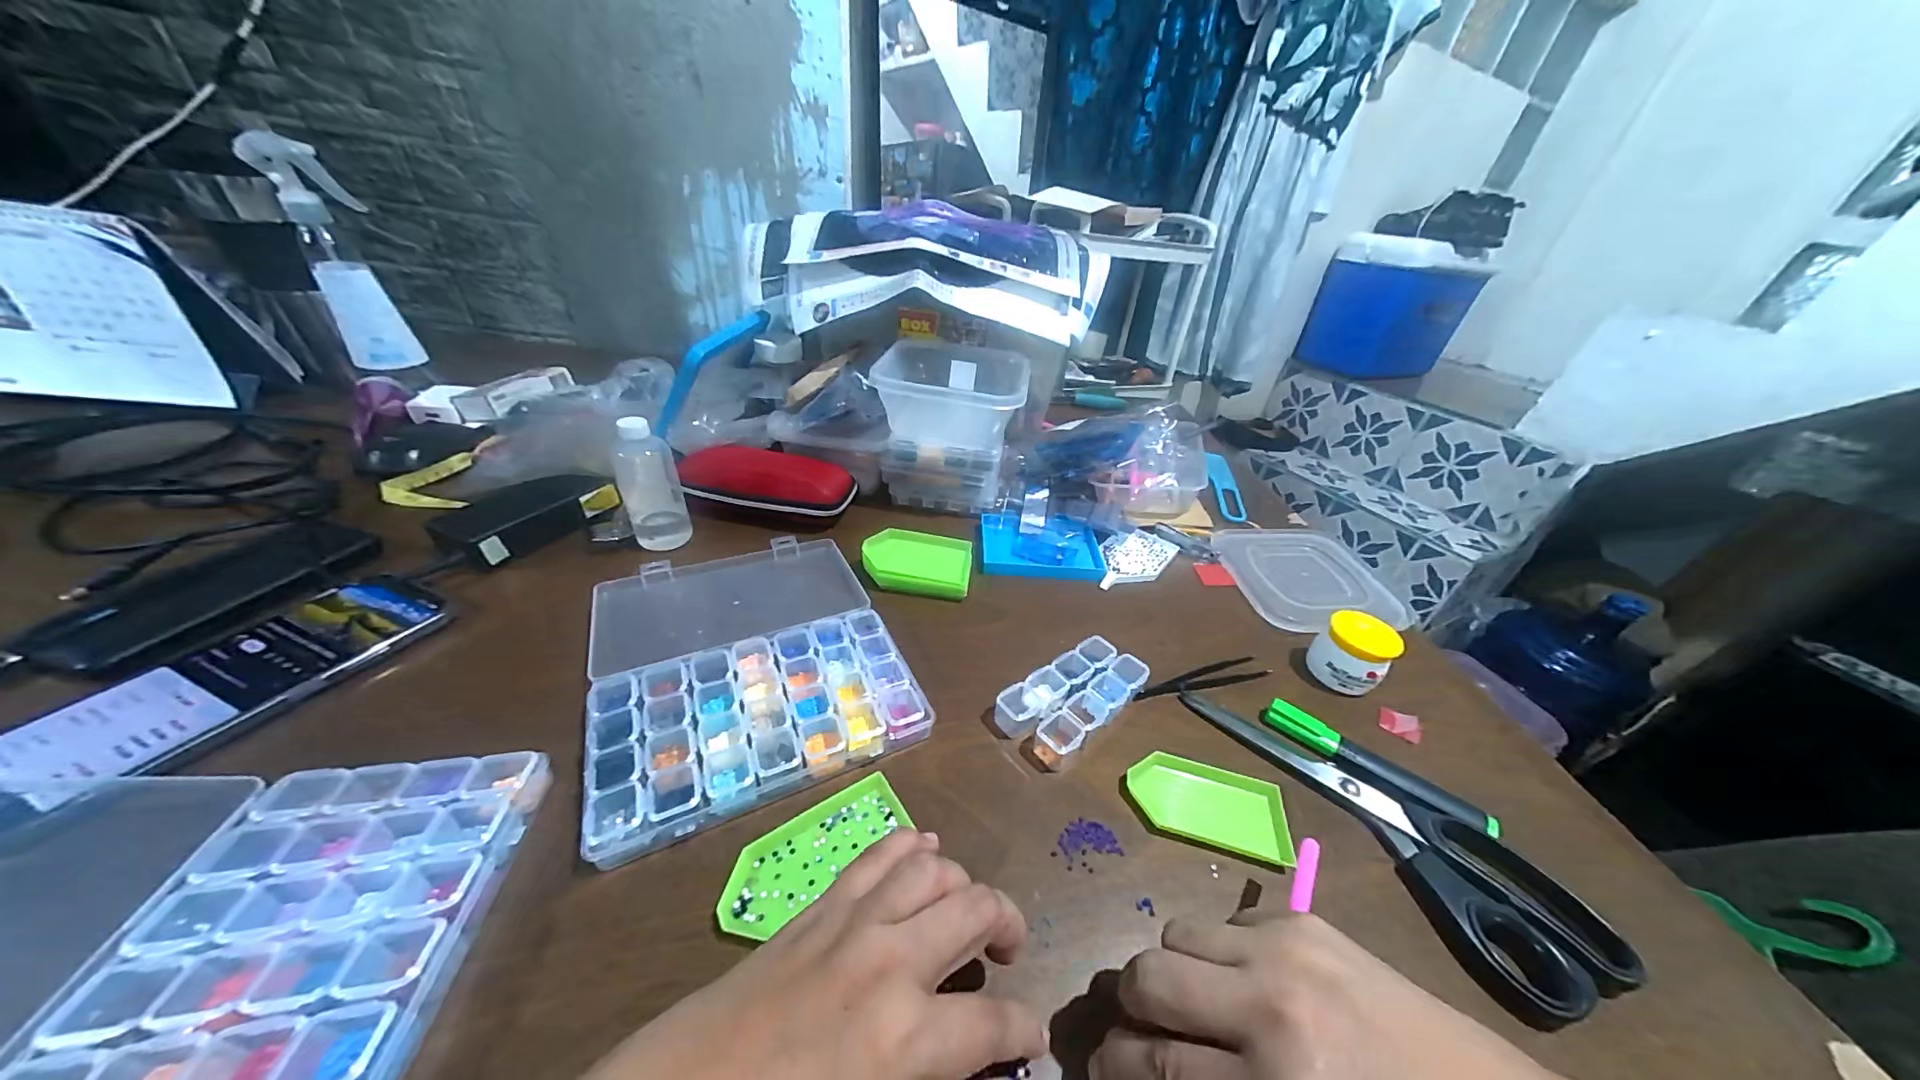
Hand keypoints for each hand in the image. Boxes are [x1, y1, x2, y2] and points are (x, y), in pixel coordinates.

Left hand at [586, 829, 1046, 1079]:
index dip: (1026, 1030)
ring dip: (962, 883)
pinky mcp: (822, 903)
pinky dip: (911, 846)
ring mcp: (853, 921)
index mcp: (905, 1037)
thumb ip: (929, 1074)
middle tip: (1006, 953)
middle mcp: (890, 961)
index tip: (1032, 1038)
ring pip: (933, 869)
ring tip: (966, 907)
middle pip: (977, 910)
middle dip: (1009, 925)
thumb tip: (973, 1060)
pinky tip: (926, 851)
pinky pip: (879, 855)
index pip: (996, 1024)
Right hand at [1092, 909, 1558, 1079]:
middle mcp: (1270, 1001)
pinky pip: (1226, 923)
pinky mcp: (1306, 921)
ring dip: (1174, 970)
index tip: (1104, 1068)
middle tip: (1141, 1031)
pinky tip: (1248, 983)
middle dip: (1131, 1008)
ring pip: (1176, 933)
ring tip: (1199, 1002)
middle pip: (1148, 977)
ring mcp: (1288, 947)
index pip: (1152, 1060)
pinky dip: (1219, 952)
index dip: (1113, 1066)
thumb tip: (1144, 1069)